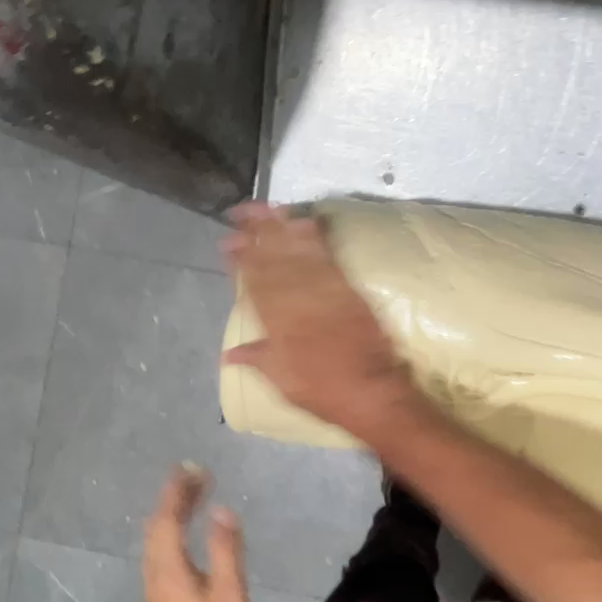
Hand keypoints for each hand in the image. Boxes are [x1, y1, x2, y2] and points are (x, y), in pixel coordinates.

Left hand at [142, 464, 248, 601]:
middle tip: (198, 475)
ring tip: (197, 494)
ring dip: (173, 512)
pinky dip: (173, 528)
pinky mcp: (161, 593)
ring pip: (157, 536)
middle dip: (175, 496)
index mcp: (169, 566)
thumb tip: (222, 511)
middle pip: (158, 524)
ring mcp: (155, 583)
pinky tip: (189, 530)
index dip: (177, 491)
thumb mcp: (229, 593)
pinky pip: (161, 547)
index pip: (167, 518)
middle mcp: (155, 570)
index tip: (190, 468)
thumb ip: (226, 551)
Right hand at [222, 203, 426, 435]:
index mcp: (278, 323)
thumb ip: (257, 359)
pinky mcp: (350, 291)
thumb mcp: (282, 382)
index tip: (228, 242)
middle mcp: (299, 302)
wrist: (372, 393)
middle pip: (275, 259)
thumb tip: (229, 353)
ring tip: (271, 208)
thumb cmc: (324, 392)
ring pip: (300, 253)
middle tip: (246, 210)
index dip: (240, 259)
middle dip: (259, 232)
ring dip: (284, 228)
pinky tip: (307, 221)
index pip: (254, 282)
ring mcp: (326, 293)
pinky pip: (328, 258)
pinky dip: (315, 238)